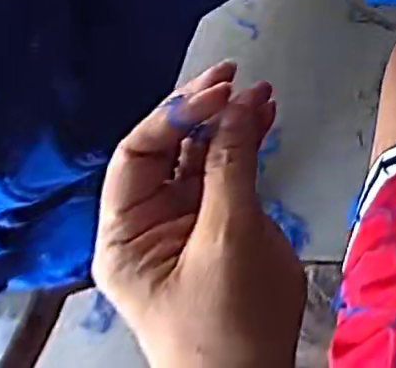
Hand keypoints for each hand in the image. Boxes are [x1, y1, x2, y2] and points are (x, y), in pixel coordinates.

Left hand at [93, 61, 303, 367]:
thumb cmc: (228, 319)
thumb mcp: (227, 239)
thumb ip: (230, 167)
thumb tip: (239, 103)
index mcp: (127, 235)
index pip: (138, 155)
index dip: (175, 116)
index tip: (220, 92)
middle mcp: (152, 221)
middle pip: (169, 148)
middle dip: (200, 109)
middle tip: (234, 76)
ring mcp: (190, 218)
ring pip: (204, 152)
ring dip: (231, 119)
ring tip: (261, 91)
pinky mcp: (225, 218)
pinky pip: (231, 166)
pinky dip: (250, 138)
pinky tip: (268, 114)